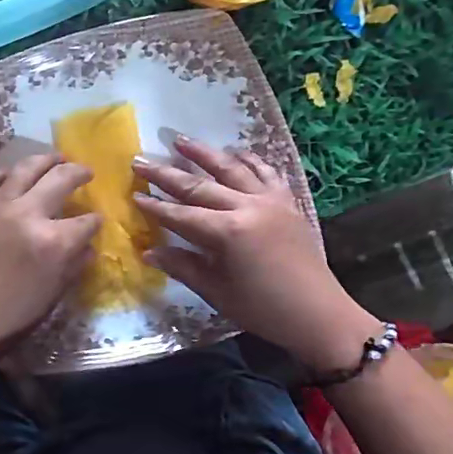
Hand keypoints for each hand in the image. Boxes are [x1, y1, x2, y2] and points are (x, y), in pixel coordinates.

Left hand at [0, 153, 101, 368]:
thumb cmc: (15, 318)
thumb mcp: (56, 293)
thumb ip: (75, 263)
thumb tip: (86, 245)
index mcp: (54, 242)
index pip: (87, 222)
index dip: (96, 222)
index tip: (98, 222)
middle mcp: (28, 215)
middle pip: (61, 179)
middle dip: (79, 173)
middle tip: (86, 172)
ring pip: (26, 168)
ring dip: (45, 160)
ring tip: (55, 159)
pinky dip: (2, 174)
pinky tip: (10, 177)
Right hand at [135, 137, 380, 375]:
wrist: (318, 314)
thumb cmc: (262, 309)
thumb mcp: (217, 292)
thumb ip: (183, 266)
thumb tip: (149, 251)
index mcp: (227, 232)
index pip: (181, 215)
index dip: (156, 206)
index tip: (134, 194)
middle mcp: (247, 207)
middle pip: (200, 186)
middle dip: (168, 173)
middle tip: (141, 159)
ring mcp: (271, 200)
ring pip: (232, 169)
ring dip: (204, 153)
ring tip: (181, 139)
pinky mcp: (288, 202)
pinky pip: (266, 172)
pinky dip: (249, 160)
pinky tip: (235, 152)